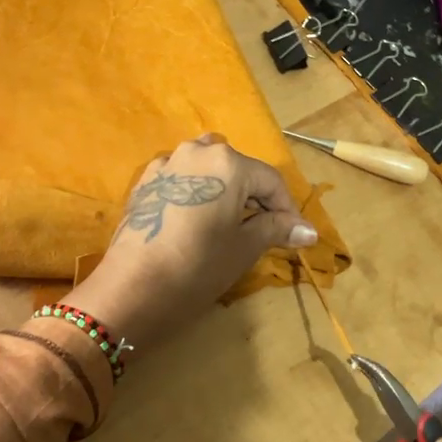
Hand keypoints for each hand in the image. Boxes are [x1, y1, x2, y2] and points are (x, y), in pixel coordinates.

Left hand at [64, 135, 315, 352]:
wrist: (131, 289)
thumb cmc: (197, 267)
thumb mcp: (243, 248)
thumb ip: (276, 229)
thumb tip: (309, 230)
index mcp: (228, 163)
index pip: (270, 181)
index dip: (287, 210)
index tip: (296, 236)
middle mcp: (198, 152)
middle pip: (239, 170)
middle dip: (256, 198)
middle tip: (266, 231)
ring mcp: (167, 163)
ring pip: (208, 169)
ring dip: (225, 191)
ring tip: (231, 224)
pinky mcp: (145, 182)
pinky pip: (182, 178)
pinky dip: (196, 193)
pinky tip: (197, 222)